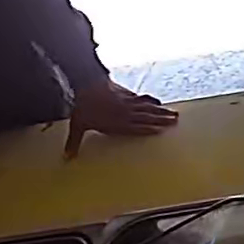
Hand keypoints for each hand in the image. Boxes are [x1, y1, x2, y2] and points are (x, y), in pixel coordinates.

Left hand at [64, 80, 178, 158]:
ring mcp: (129, 103)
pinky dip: (152, 101)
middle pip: (148, 117)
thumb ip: (74, 142)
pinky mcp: (129, 95)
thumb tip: (67, 159)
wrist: (88, 85)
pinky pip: (143, 99)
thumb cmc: (83, 108)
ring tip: (174, 112)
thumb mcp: (76, 126)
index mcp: (116, 123)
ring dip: (162, 110)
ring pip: (149, 108)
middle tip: (176, 120)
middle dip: (162, 119)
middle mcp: (126, 114)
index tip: (162, 130)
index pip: (136, 127)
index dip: (149, 129)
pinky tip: (158, 102)